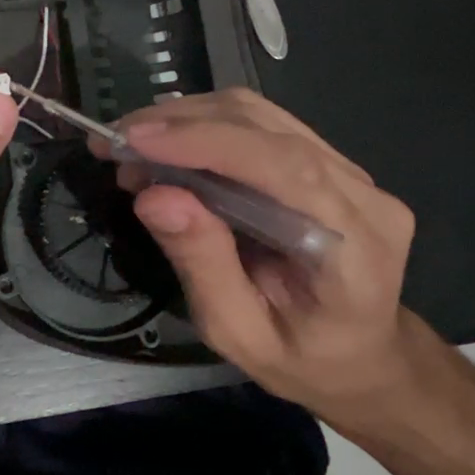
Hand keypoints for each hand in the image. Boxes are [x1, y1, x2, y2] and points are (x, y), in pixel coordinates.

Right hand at [92, 89, 416, 419]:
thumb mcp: (238, 333)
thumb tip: (154, 197)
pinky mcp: (328, 161)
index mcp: (354, 246)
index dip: (206, 142)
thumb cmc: (301, 359)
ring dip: (185, 119)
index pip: (283, 166)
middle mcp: (361, 194)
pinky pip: (261, 125)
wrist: (360, 359)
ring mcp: (350, 171)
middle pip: (266, 128)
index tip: (136, 139)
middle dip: (180, 124)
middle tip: (113, 144)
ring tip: (131, 146)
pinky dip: (204, 125)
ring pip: (259, 115)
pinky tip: (166, 145)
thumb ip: (202, 264)